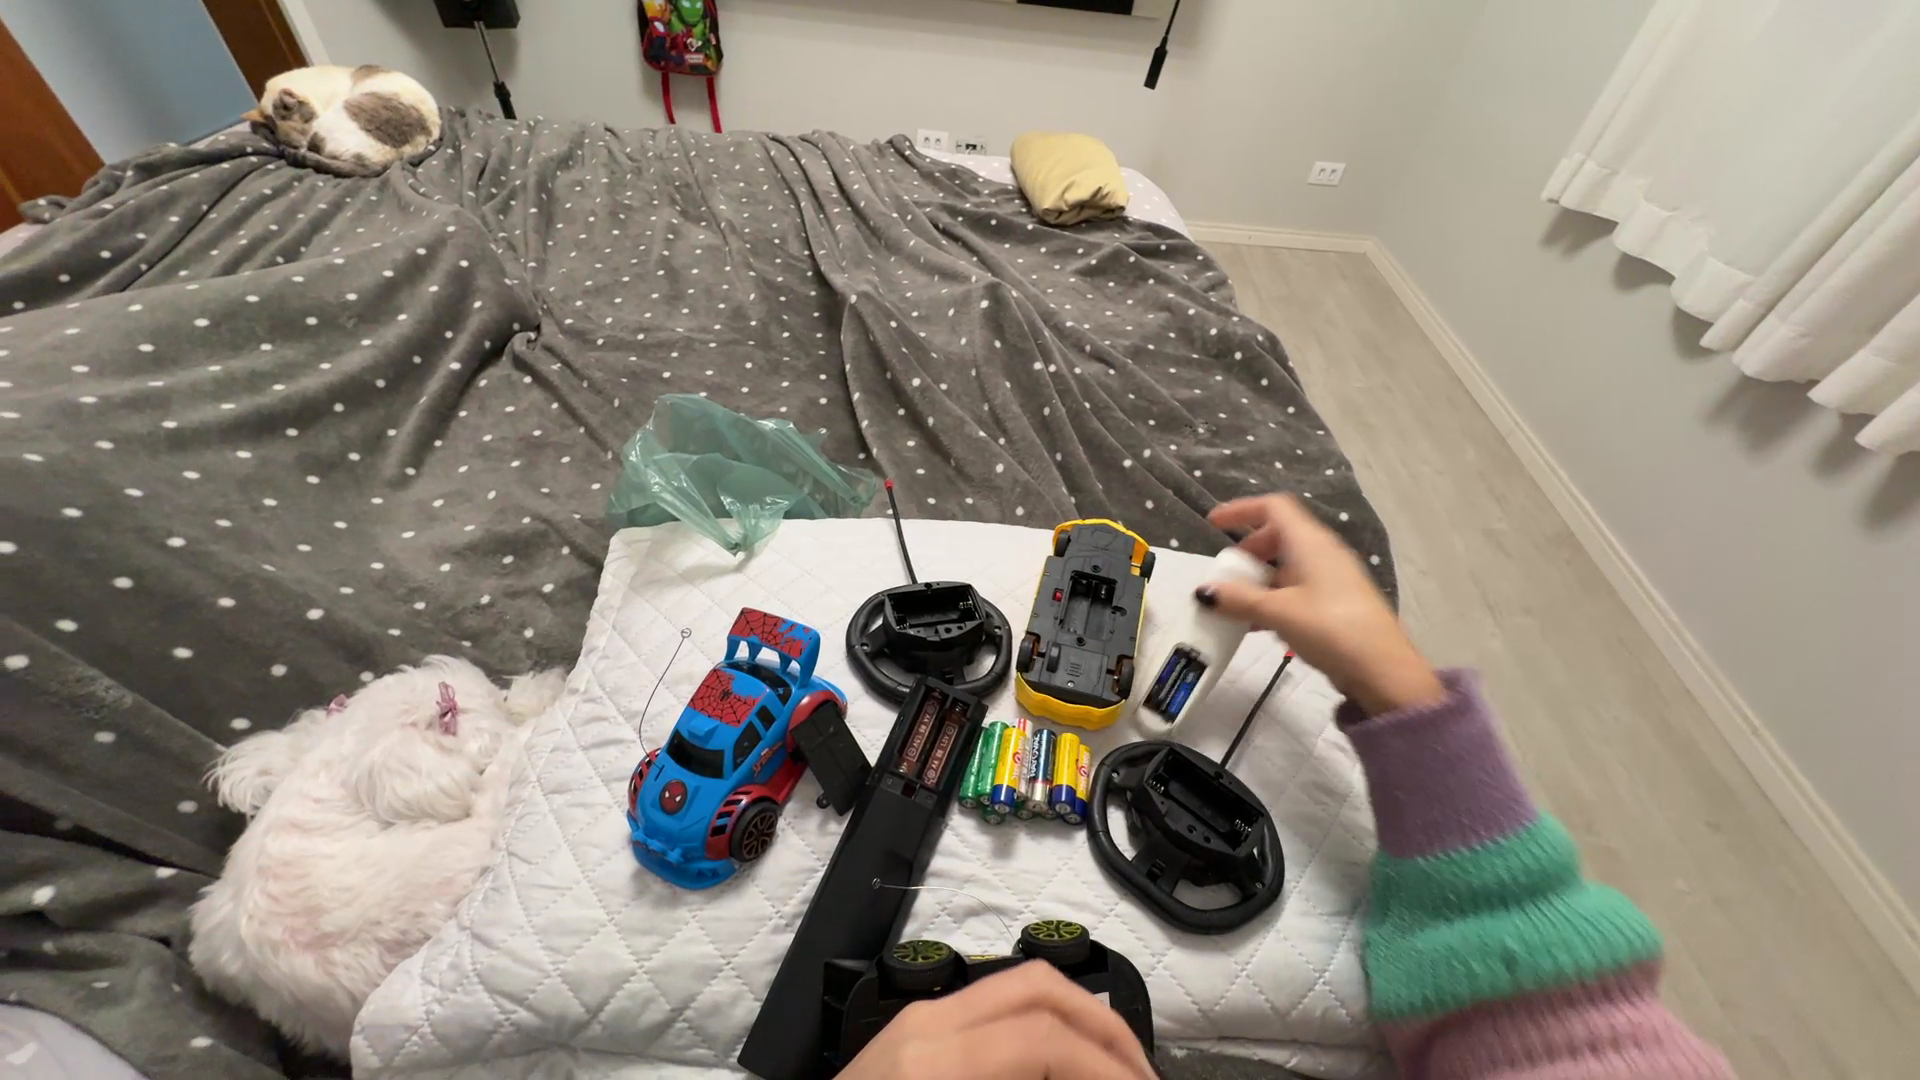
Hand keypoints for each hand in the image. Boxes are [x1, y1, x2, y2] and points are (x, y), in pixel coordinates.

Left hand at [838, 961, 1156, 1079]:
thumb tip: (1086, 1079)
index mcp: (935, 1061)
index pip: (1042, 1036)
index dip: (1105, 1063)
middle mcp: (930, 1020)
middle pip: (1037, 984)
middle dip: (1101, 1024)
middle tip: (1141, 1074)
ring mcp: (922, 1015)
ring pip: (1019, 985)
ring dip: (1075, 1018)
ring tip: (1109, 1066)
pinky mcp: (920, 1026)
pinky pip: (995, 1007)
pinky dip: (1041, 1026)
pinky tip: (1058, 1065)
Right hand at [1199, 494, 1444, 715]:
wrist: (1383, 669)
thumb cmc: (1330, 628)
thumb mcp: (1277, 612)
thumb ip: (1238, 599)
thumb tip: (1204, 591)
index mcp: (1310, 543)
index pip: (1273, 507)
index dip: (1241, 510)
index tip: (1214, 524)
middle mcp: (1322, 553)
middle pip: (1279, 535)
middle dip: (1248, 550)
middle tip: (1227, 572)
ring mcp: (1331, 578)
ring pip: (1287, 565)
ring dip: (1258, 578)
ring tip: (1236, 602)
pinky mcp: (1335, 602)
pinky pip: (1296, 588)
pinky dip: (1272, 596)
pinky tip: (1257, 624)